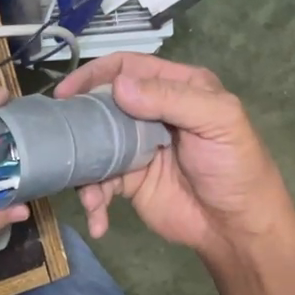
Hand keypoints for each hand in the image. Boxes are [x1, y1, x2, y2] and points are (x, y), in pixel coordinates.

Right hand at [55, 53, 287, 259]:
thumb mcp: (217, 121)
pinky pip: (100, 185)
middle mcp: (153, 114)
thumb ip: (170, 98)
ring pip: (95, 148)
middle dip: (79, 123)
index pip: (128, 67)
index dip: (95, 75)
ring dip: (84, 171)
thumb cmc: (236, 167)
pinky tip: (98, 220)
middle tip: (58, 139)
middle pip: (103, 106)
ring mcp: (138, 149)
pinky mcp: (130, 183)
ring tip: (89, 197)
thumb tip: (119, 86)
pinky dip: (94, 203)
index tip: (67, 94)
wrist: (236, 226)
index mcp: (177, 88)